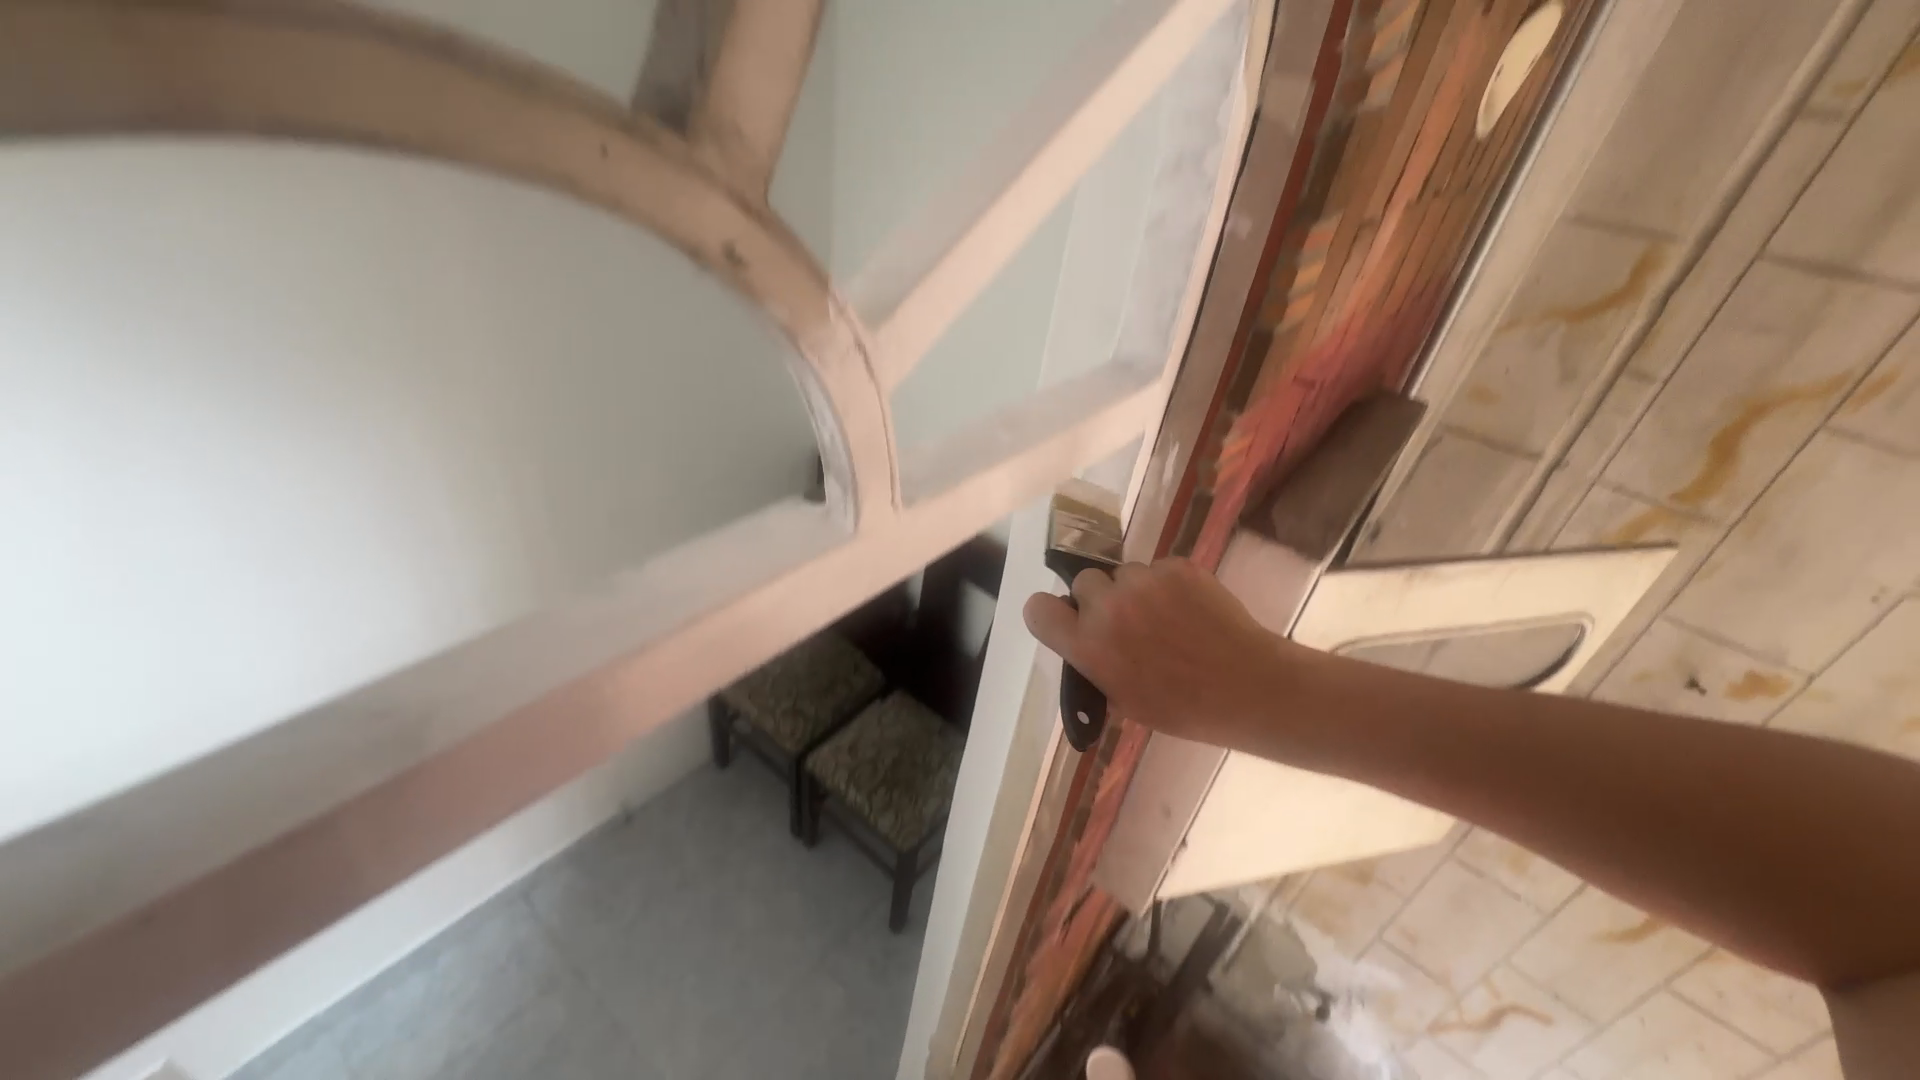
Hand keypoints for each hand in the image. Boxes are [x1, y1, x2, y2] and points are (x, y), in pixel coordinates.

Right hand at [1022, 557, 1308, 747]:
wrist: (1247, 686)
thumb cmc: (1181, 706)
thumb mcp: (1121, 697)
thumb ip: (1095, 661)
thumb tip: (1090, 639)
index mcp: (1088, 645)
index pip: (1038, 609)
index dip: (1052, 613)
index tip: (1070, 622)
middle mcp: (1107, 606)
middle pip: (1085, 582)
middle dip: (1101, 599)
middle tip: (1129, 623)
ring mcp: (1143, 582)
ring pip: (1124, 573)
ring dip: (1136, 590)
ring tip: (1168, 618)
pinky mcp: (1176, 566)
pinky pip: (1158, 568)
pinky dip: (1169, 585)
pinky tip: (1190, 609)